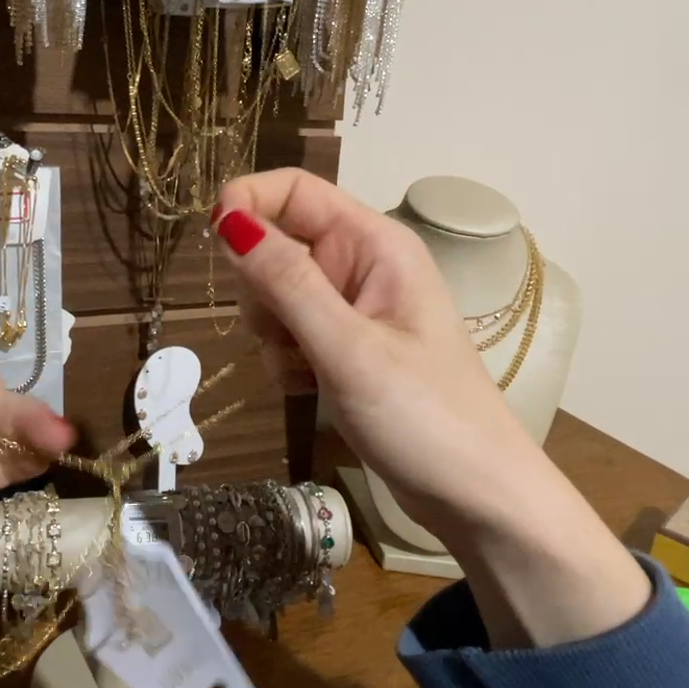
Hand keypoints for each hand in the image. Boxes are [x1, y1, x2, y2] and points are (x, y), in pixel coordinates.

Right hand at [212, 170, 648, 648]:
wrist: (475, 497)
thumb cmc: (423, 416)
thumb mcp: (348, 347)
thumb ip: (286, 282)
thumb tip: (228, 220)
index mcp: (374, 244)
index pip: (296, 190)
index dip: (249, 201)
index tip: (213, 236)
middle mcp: (361, 265)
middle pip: (277, 244)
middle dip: (263, 287)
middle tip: (286, 331)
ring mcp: (351, 309)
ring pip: (275, 294)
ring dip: (274, 332)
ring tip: (311, 369)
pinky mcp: (342, 347)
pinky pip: (287, 334)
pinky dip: (287, 361)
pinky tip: (314, 388)